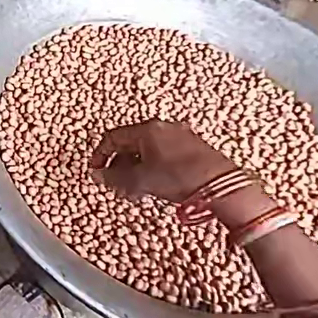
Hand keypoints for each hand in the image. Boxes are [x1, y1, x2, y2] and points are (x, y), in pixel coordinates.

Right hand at [91, 120, 239, 202]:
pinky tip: (152, 185)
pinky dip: (151, 168)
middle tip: (114, 183)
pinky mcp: (192, 148)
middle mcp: (163, 128)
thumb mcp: (140, 180)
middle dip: (118, 165)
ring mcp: (179, 137)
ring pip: (146, 151)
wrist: (222, 186)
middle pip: (130, 143)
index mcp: (148, 129)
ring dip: (135, 169)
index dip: (100, 155)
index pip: (113, 137)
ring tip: (133, 189)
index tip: (95, 170)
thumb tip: (98, 174)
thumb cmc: (180, 177)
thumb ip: (114, 177)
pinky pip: (162, 155)